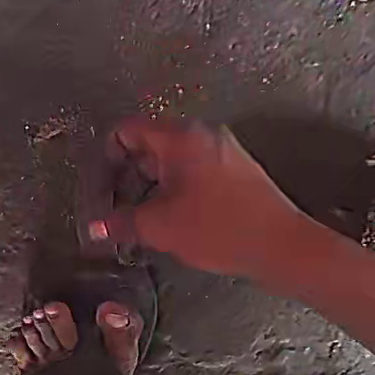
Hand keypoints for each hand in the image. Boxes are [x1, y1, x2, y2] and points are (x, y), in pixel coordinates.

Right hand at [88, 119, 313, 278]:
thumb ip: (121, 222)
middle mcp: (202, 134)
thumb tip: (95, 228)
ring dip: (149, 186)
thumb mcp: (160, 227)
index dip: (107, 156)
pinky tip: (169, 219)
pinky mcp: (233, 171)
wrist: (278, 244)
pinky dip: (173, 189)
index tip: (100, 186)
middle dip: (127, 175)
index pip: (128, 130)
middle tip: (115, 206)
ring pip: (170, 160)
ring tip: (139, 218)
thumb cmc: (219, 228)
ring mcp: (221, 150)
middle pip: (149, 144)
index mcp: (181, 137)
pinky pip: (191, 171)